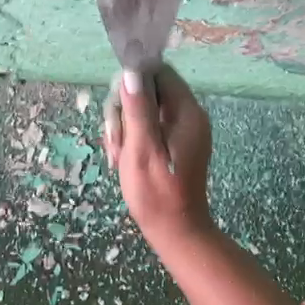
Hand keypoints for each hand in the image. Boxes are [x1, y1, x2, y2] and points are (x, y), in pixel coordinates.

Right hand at [102, 65, 213, 247]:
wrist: (175, 232)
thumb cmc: (157, 192)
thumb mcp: (142, 148)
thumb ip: (137, 108)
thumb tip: (131, 72)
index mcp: (186, 112)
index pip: (159, 74)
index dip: (134, 83)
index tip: (118, 106)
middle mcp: (187, 115)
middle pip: (148, 91)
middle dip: (124, 112)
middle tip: (116, 142)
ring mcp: (181, 131)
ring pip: (143, 110)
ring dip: (124, 129)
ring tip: (118, 157)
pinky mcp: (173, 144)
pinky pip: (147, 128)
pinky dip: (132, 140)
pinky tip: (123, 160)